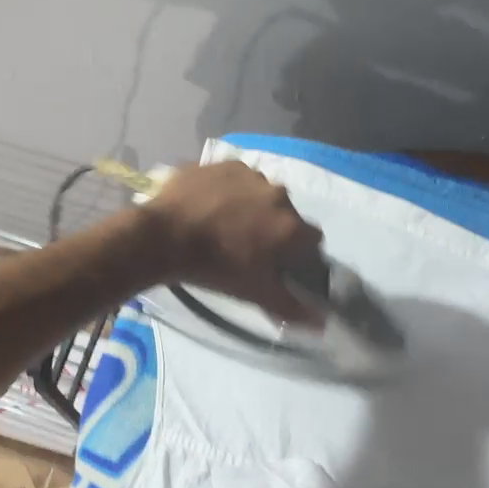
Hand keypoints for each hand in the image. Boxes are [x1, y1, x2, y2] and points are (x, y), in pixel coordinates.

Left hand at [137, 161, 325, 324]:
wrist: (165, 237)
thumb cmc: (216, 268)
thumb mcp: (255, 292)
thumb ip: (291, 307)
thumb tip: (323, 324)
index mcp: (291, 225)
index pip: (311, 238)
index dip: (298, 251)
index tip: (279, 260)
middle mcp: (278, 193)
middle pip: (285, 212)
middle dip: (272, 225)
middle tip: (246, 242)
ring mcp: (249, 174)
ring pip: (259, 192)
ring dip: (249, 204)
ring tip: (223, 221)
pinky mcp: (221, 163)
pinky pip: (232, 177)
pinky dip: (226, 189)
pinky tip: (207, 204)